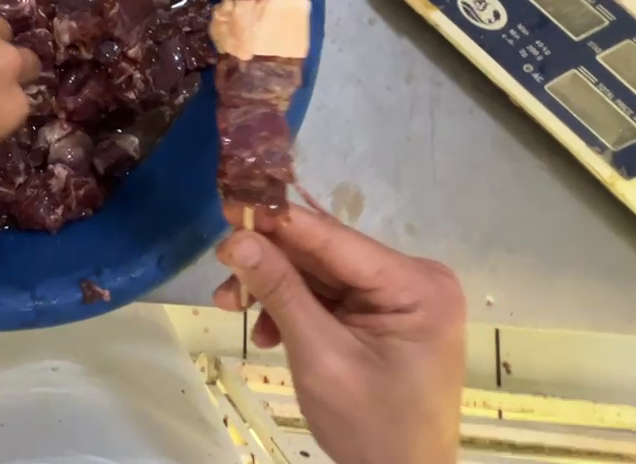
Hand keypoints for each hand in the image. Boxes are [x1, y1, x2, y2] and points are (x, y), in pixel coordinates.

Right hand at [213, 206, 464, 463]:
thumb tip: (235, 237)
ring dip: (270, 286)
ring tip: (230, 305)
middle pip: (319, 252)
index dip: (275, 219)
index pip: (331, 236)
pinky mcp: (377, 313)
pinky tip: (264, 330)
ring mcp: (393, 296)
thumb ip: (279, 289)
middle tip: (220, 265)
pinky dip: (287, 306)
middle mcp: (410, 279)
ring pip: (313, 271)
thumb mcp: (320, 355)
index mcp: (415, 284)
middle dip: (267, 262)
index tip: (227, 205)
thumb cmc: (372, 429)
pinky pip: (321, 293)